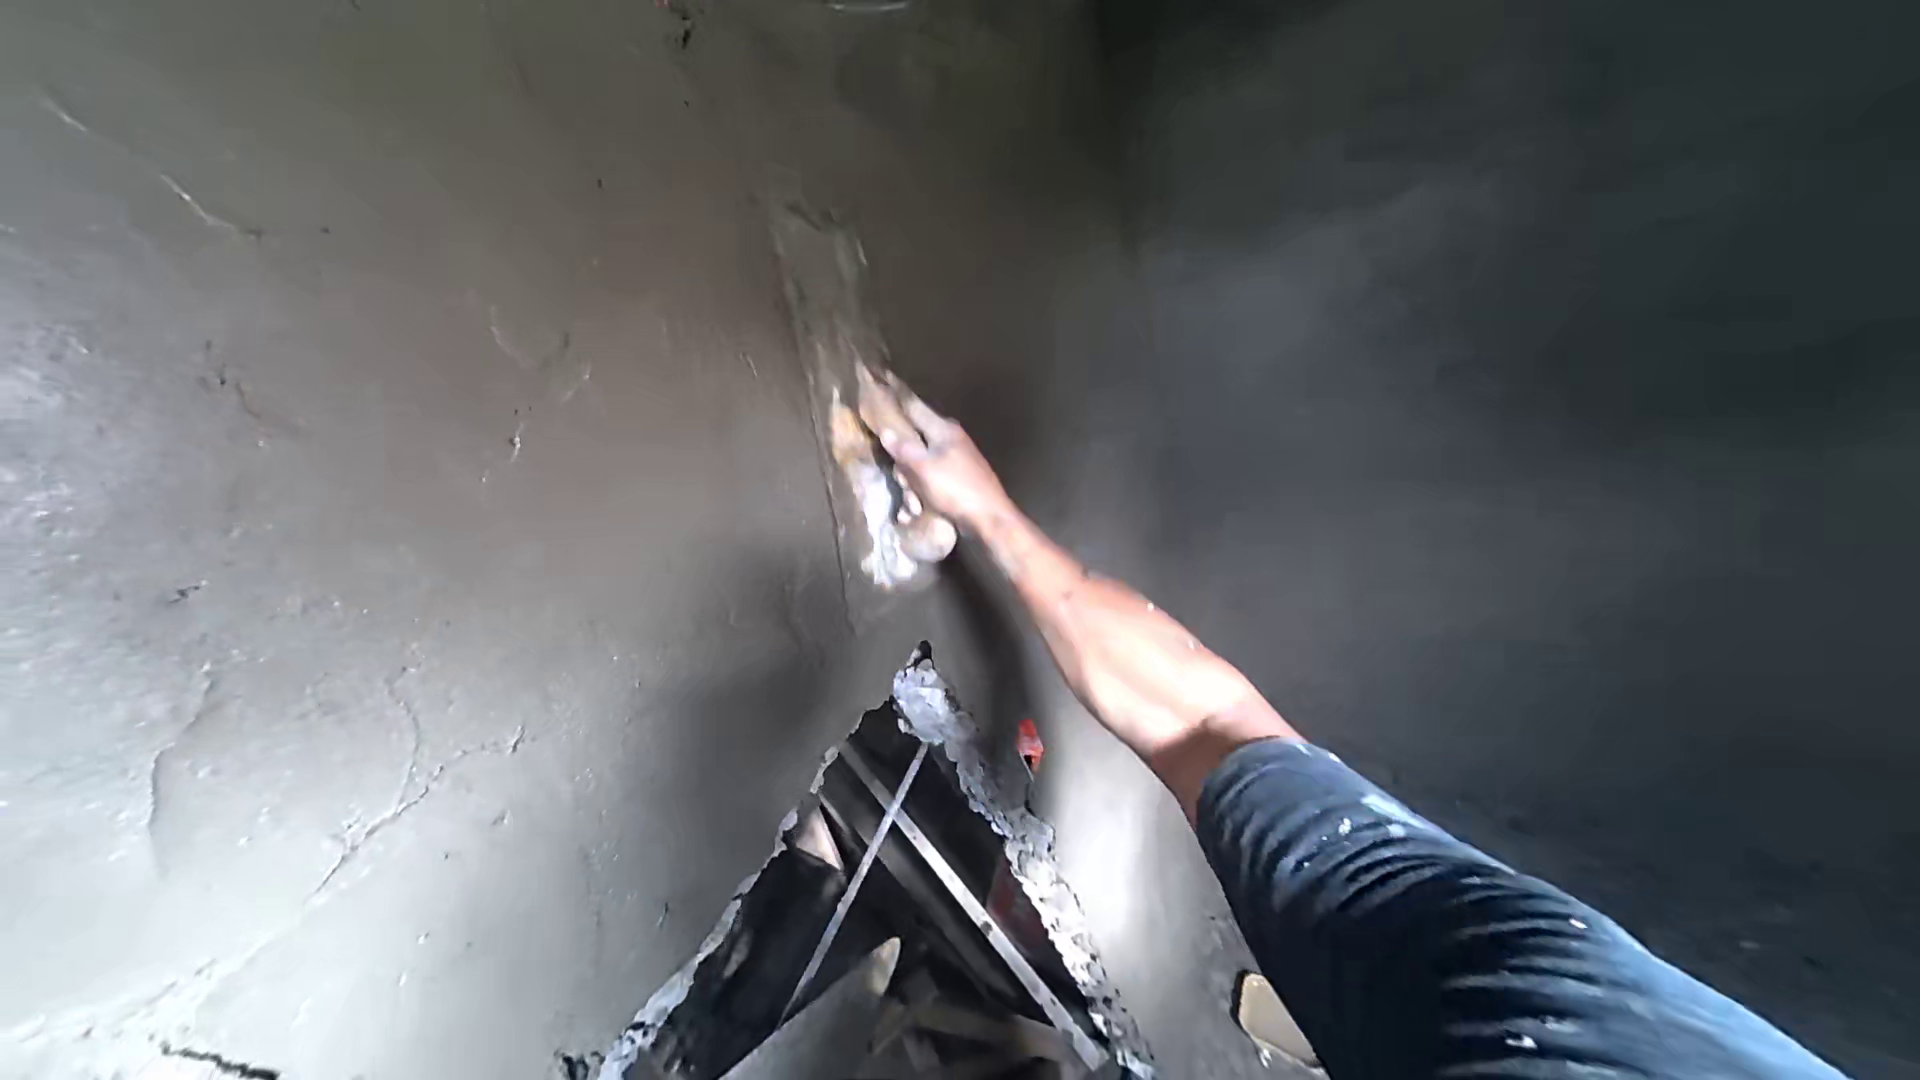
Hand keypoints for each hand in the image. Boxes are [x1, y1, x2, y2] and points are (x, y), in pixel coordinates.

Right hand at [855, 364, 1011, 530]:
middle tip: (904, 484)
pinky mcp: (958, 480)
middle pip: (914, 444)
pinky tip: (918, 513)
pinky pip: (931, 484)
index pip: (915, 407)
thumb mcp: (924, 469)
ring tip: (914, 508)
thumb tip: (887, 431)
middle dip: (904, 468)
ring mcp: (955, 461)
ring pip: (920, 469)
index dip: (897, 397)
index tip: (881, 380)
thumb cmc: (956, 489)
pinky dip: (924, 498)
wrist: (990, 519)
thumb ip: (904, 449)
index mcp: (943, 430)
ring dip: (913, 490)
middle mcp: (950, 440)